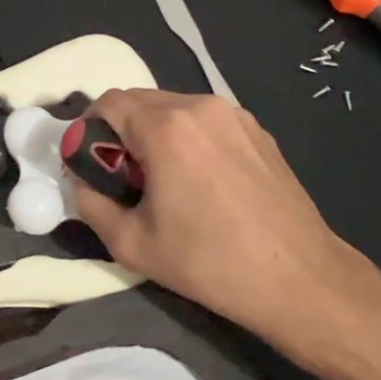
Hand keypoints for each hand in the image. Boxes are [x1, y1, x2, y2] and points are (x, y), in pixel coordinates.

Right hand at [73, 89, 380, 378]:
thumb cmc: (209, 262)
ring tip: (162, 182)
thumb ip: (91, 203)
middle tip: (122, 178)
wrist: (298, 278)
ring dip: (154, 135)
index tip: (89, 165)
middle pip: (141, 101)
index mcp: (166, 128)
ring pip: (175, 109)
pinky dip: (188, 140)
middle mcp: (201, 106)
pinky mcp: (259, 131)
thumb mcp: (131, 244)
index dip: (88, 131)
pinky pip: (206, 122)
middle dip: (121, 132)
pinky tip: (199, 183)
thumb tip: (82, 181)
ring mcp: (235, 116)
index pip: (108, 103)